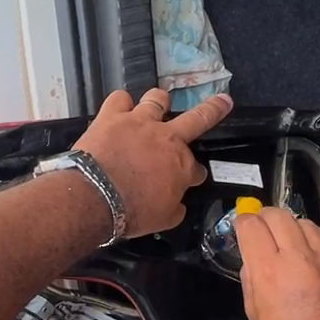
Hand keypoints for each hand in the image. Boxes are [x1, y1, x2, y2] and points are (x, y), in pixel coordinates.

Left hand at [73, 88, 232, 236]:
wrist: (96, 197)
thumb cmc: (132, 213)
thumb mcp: (163, 220)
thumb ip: (175, 208)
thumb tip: (178, 205)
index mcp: (182, 166)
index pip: (197, 168)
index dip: (194, 174)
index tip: (190, 179)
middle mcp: (167, 139)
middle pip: (199, 118)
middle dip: (214, 109)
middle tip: (223, 101)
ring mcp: (140, 122)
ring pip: (157, 98)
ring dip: (160, 101)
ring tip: (159, 104)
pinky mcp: (112, 116)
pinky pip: (120, 98)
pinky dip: (121, 103)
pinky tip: (120, 109)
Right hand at [236, 207, 319, 319]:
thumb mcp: (255, 314)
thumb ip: (251, 278)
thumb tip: (253, 256)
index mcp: (270, 272)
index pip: (252, 225)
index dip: (242, 223)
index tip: (242, 230)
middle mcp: (300, 258)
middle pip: (278, 214)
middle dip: (264, 219)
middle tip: (261, 233)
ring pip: (304, 222)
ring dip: (290, 228)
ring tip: (287, 246)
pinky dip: (312, 241)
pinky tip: (309, 258)